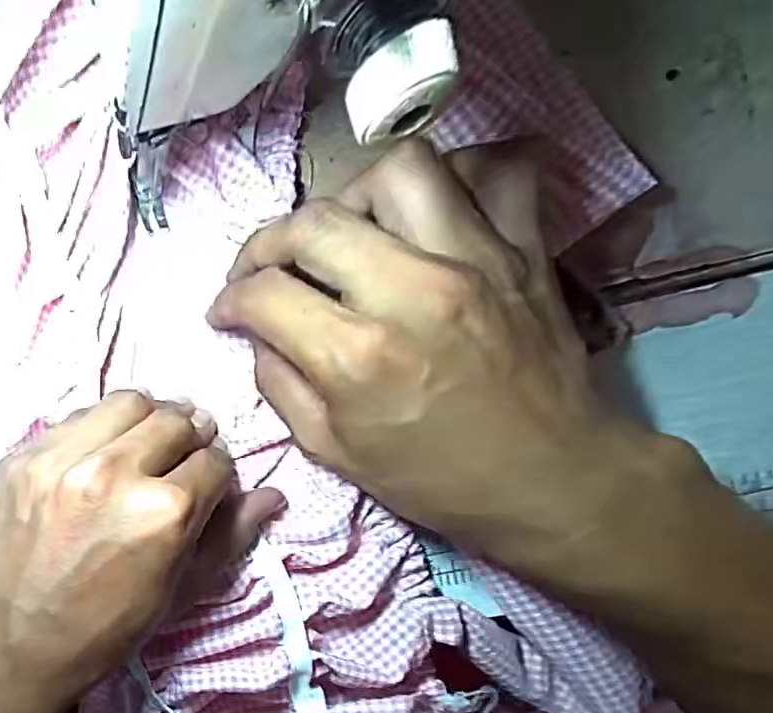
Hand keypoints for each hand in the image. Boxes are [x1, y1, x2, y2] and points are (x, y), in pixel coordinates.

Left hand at [0, 392, 281, 712]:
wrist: (13, 645)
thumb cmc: (109, 630)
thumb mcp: (182, 591)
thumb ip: (230, 535)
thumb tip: (274, 495)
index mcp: (164, 513)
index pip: (216, 461)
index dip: (220, 475)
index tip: (209, 487)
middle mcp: (116, 472)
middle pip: (177, 420)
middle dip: (191, 438)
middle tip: (182, 459)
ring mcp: (63, 458)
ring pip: (129, 402)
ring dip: (149, 420)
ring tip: (145, 447)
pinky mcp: (24, 456)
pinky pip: (79, 415)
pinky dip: (102, 428)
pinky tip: (101, 454)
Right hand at [207, 138, 696, 582]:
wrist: (548, 482)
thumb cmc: (435, 481)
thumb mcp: (336, 455)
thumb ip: (282, 389)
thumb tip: (261, 339)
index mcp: (356, 357)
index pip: (265, 295)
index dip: (229, 301)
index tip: (225, 312)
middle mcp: (410, 292)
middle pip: (314, 222)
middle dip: (266, 243)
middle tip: (264, 271)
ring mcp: (475, 260)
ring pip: (398, 171)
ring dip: (353, 197)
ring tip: (347, 235)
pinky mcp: (524, 249)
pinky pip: (495, 172)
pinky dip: (455, 180)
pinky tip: (429, 215)